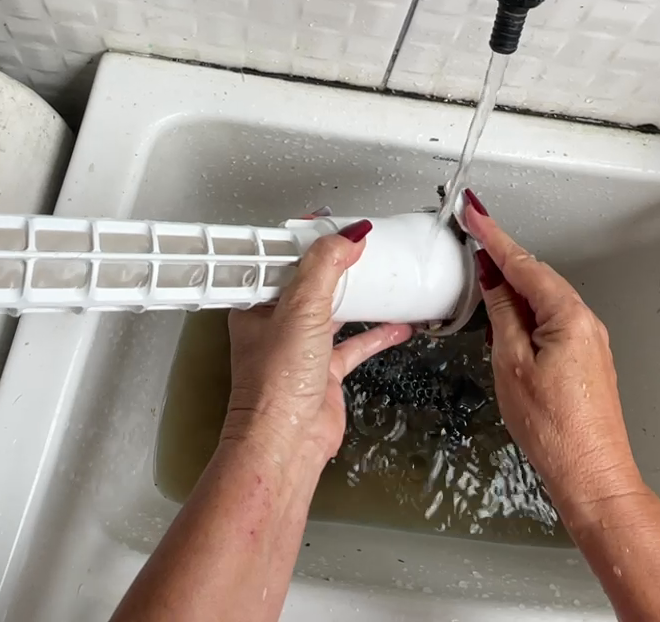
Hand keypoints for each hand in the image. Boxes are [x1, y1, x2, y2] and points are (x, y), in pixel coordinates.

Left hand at [221, 221, 413, 473]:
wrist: (286, 443)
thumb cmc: (278, 377)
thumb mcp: (301, 307)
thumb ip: (326, 265)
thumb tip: (353, 232)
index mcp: (259, 302)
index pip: (281, 257)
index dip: (304, 235)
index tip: (332, 217)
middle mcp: (278, 321)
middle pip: (310, 280)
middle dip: (336, 261)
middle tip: (365, 241)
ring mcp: (303, 347)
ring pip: (334, 310)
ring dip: (359, 295)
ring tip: (385, 274)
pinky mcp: (326, 371)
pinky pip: (354, 344)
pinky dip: (377, 333)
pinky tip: (400, 324)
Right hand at [463, 191, 645, 522]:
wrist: (593, 476)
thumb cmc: (553, 427)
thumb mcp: (511, 363)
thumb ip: (501, 313)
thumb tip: (491, 278)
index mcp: (567, 316)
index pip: (522, 263)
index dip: (492, 235)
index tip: (473, 210)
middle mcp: (584, 320)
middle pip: (536, 274)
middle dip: (502, 253)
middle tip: (471, 233)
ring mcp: (588, 338)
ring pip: (544, 294)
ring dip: (513, 279)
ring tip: (482, 270)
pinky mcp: (586, 355)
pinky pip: (552, 314)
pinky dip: (526, 303)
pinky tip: (508, 307)